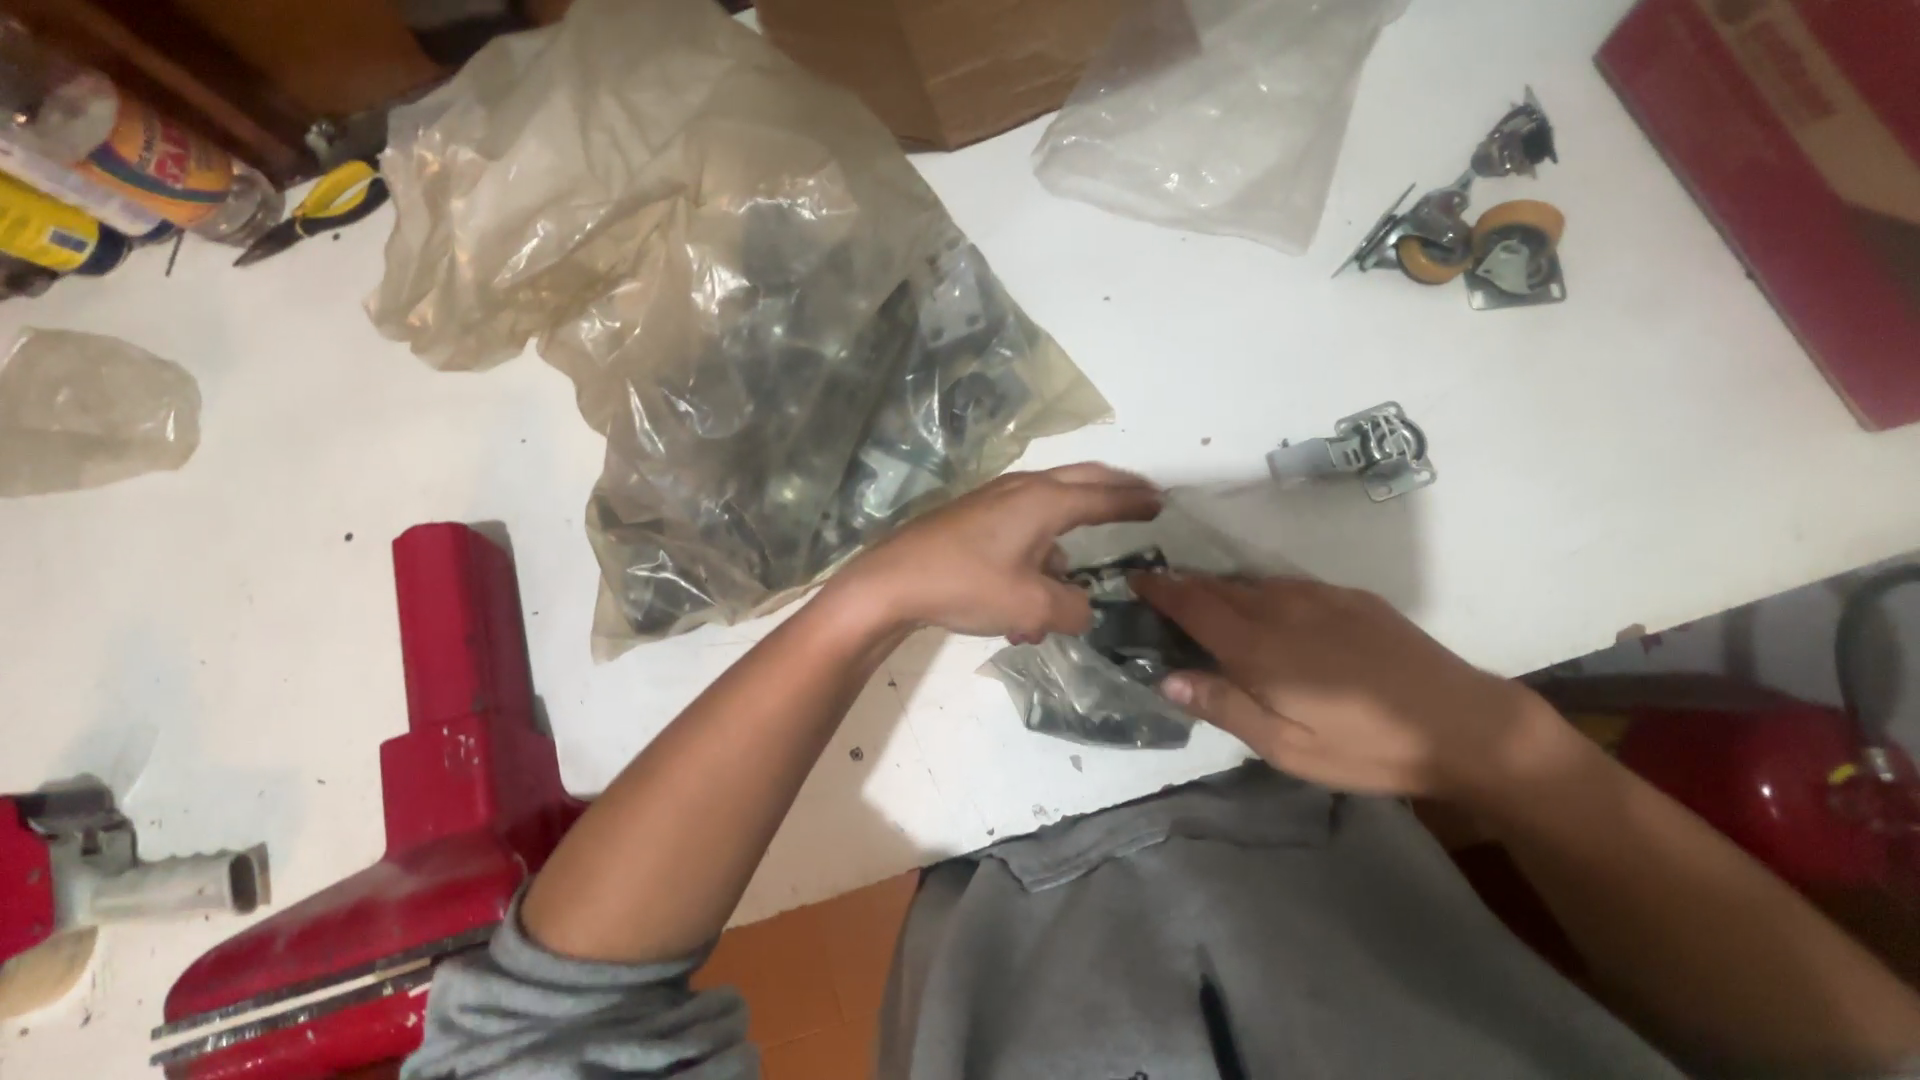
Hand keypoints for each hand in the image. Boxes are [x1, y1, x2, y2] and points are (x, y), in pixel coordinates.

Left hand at [829, 463, 1160, 638]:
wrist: (892, 582)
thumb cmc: (966, 586)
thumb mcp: (1031, 609)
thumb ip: (1071, 609)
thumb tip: (1082, 609)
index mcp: (1045, 502)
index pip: (1105, 496)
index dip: (1136, 501)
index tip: (1162, 501)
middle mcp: (1023, 490)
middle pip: (1082, 481)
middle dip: (1114, 490)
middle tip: (1142, 497)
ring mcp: (995, 500)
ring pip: (1048, 511)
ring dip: (1065, 544)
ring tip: (1068, 590)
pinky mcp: (973, 517)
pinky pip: (1021, 528)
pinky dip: (1037, 554)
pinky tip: (1023, 603)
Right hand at [1132, 574, 1570, 803]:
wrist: (1463, 724)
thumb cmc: (1366, 747)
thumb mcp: (1286, 747)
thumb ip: (1225, 707)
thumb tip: (1167, 678)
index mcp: (1258, 647)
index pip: (1193, 605)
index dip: (1161, 590)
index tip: (1136, 580)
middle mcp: (1282, 610)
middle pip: (1220, 587)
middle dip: (1186, 586)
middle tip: (1163, 593)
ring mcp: (1322, 598)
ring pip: (1255, 583)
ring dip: (1223, 588)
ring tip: (1209, 601)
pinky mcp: (1354, 599)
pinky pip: (1290, 585)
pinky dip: (1264, 590)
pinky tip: (1271, 607)